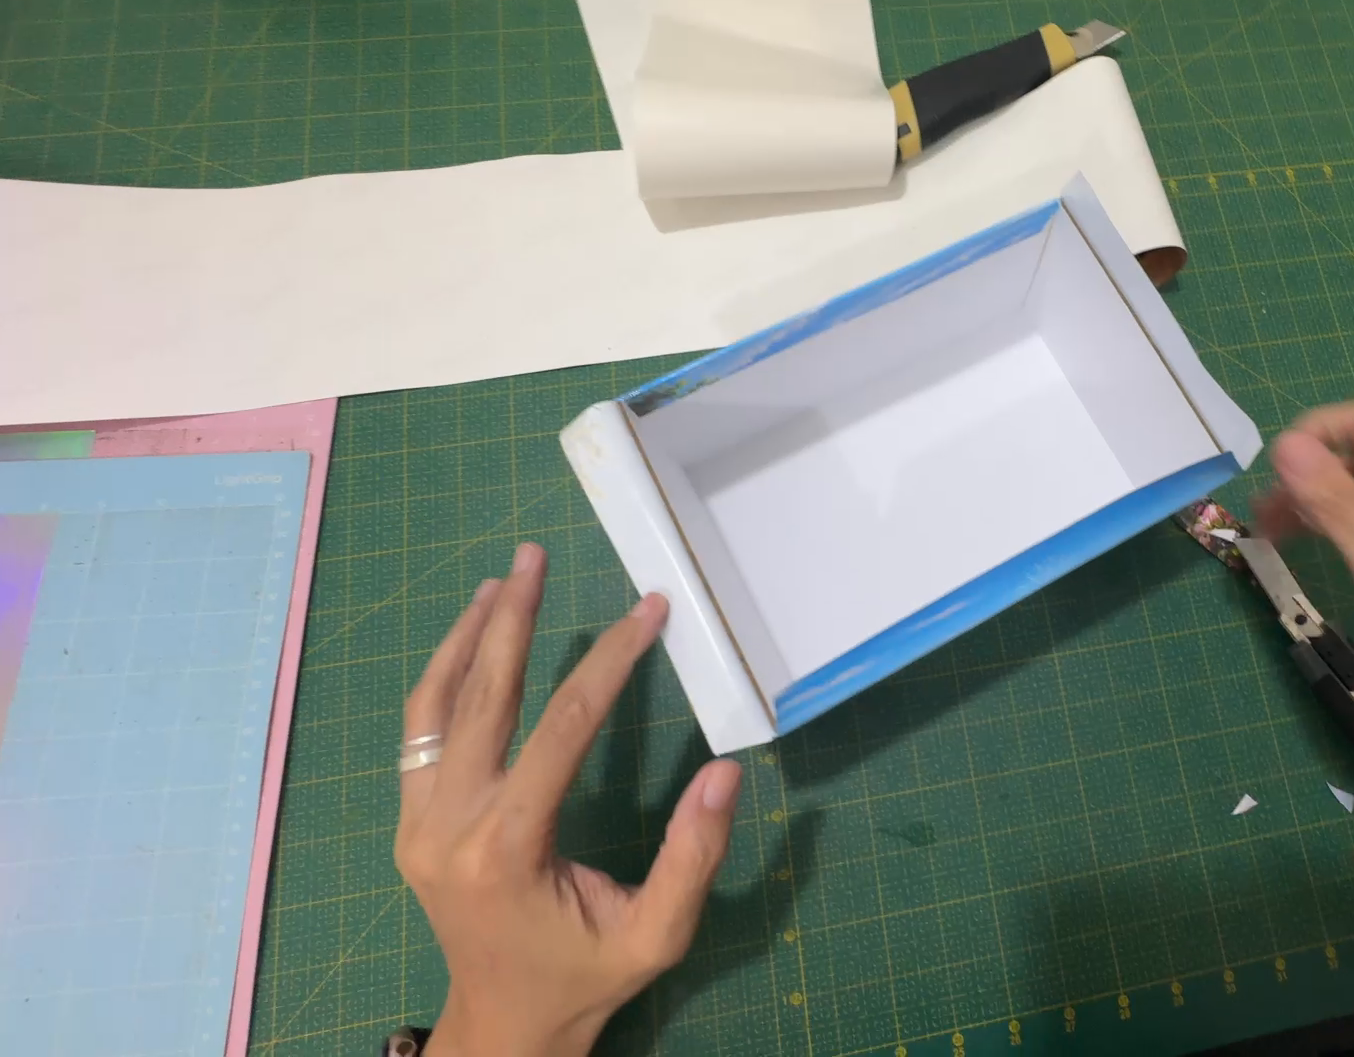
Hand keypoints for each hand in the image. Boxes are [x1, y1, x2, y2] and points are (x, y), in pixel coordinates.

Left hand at [393, 542, 741, 1056]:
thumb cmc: (586, 977)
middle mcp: (449, 826)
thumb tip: (726, 770)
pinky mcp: (415, 822)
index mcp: (509, 848)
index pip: (562, 728)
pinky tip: (474, 639)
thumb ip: (695, 854)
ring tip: (501, 580)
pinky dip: (447, 673)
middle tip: (535, 556)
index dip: (610, 661)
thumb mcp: (659, 932)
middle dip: (514, 619)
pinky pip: (423, 731)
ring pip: (434, 706)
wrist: (501, 1027)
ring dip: (469, 636)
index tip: (648, 610)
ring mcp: (420, 822)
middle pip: (482, 697)